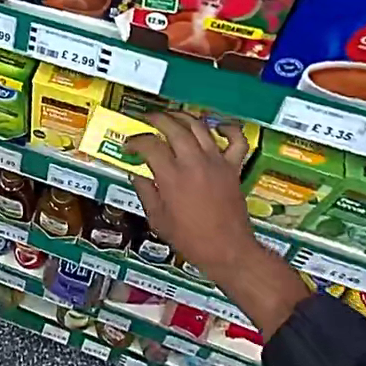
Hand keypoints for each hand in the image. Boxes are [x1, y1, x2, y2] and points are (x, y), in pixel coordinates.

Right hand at [126, 114, 307, 336]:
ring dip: (184, 117)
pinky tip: (218, 127)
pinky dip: (229, 129)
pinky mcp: (233, 166)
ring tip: (173, 116)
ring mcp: (216, 162)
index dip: (136, 141)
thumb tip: (137, 175)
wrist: (227, 249)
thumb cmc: (190, 239)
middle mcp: (194, 162)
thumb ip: (146, 193)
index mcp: (172, 176)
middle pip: (174, 127)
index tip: (128, 146)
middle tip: (147, 119)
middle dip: (157, 119)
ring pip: (200, 127)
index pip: (150, 145)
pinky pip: (236, 140)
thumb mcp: (158, 220)